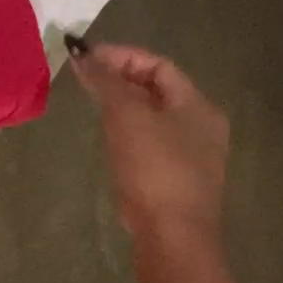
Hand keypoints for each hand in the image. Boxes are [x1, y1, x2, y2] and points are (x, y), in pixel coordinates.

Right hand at [71, 42, 229, 238]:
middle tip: (83, 73)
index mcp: (198, 106)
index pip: (158, 65)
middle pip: (156, 85)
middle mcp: (200, 124)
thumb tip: (82, 53)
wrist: (170, 229)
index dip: (121, 55)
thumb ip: (105, 80)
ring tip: (87, 94)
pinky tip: (104, 125)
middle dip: (118, 74)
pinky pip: (148, 131)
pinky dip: (124, 120)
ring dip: (119, 97)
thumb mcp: (125, 113)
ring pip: (150, 109)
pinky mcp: (174, 168)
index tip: (86, 57)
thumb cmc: (153, 164)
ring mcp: (190, 149)